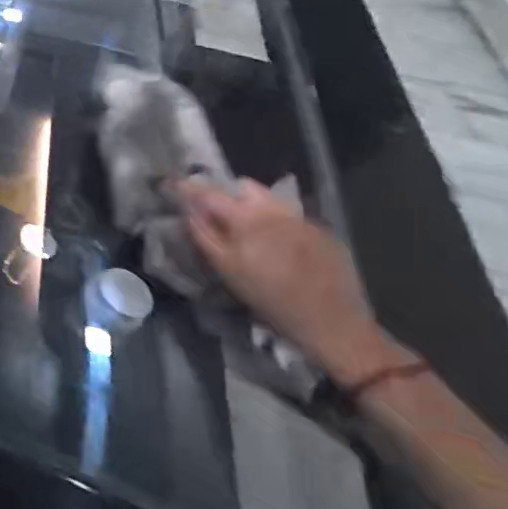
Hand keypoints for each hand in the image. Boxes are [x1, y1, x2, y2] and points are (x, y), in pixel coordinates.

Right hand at [178, 177, 406, 381]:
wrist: (335, 323)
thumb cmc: (270, 298)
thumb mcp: (226, 269)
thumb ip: (203, 234)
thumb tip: (189, 210)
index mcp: (248, 219)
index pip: (210, 192)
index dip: (188, 187)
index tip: (172, 184)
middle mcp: (278, 212)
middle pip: (245, 187)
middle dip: (227, 193)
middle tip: (216, 212)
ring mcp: (305, 221)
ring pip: (271, 200)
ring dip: (252, 206)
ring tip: (247, 228)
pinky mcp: (325, 234)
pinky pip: (291, 217)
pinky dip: (276, 223)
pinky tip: (278, 246)